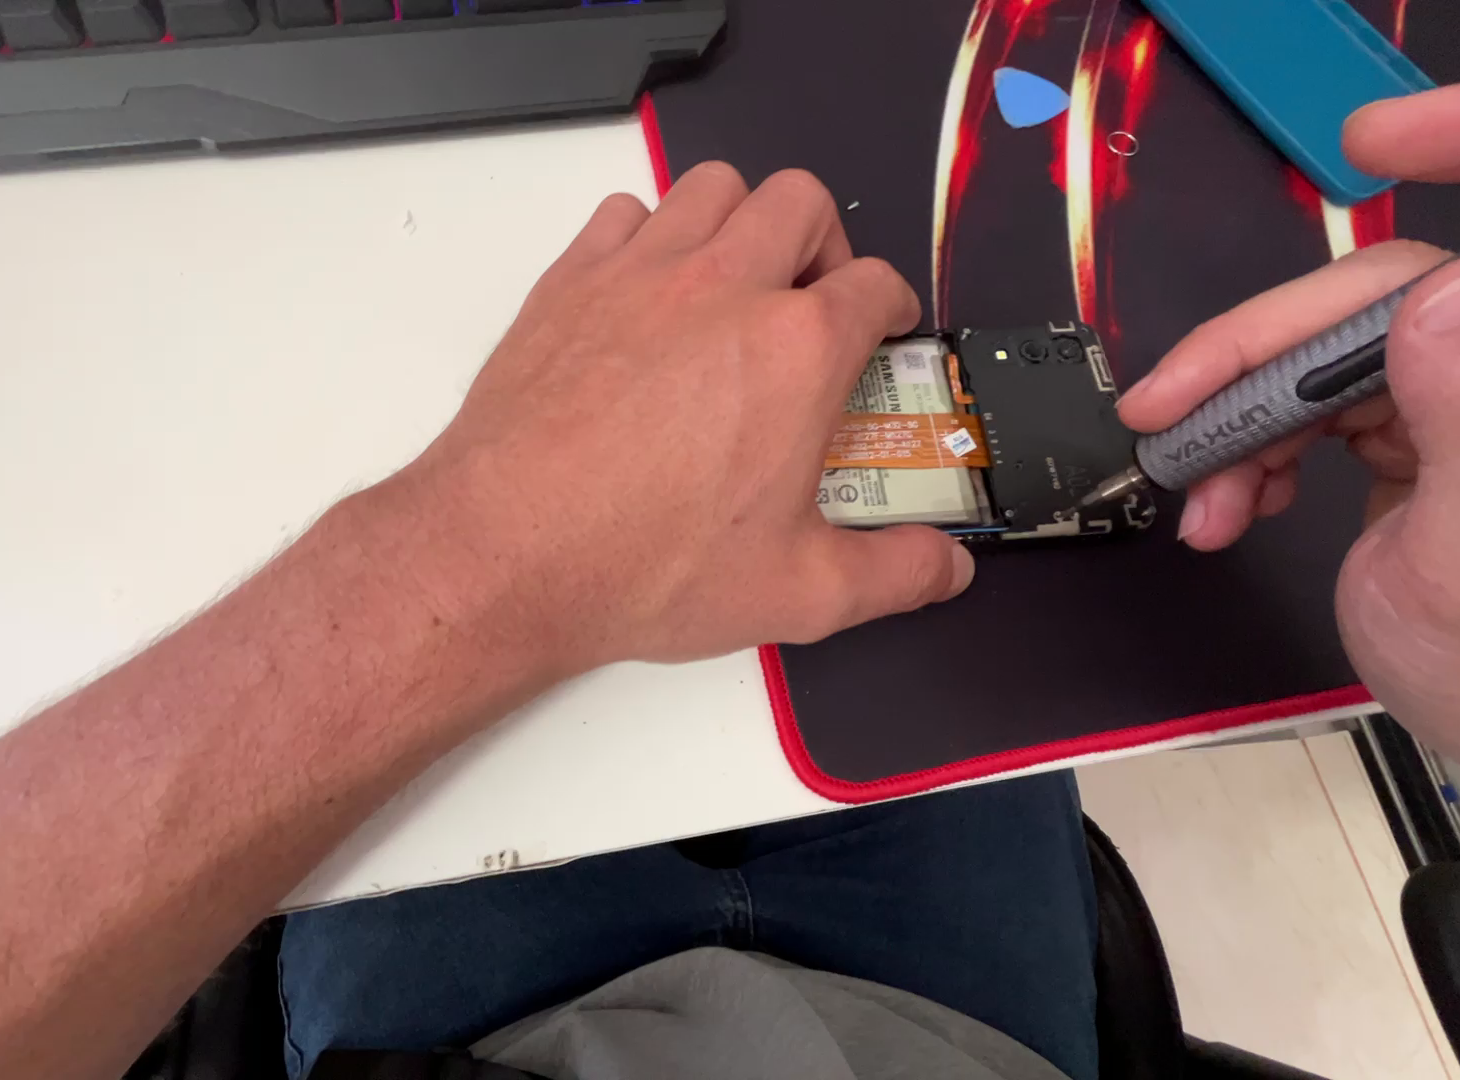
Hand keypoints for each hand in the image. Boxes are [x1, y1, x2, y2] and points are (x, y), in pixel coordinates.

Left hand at [378, 164, 971, 673]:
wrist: (509, 553)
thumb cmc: (652, 568)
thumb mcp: (798, 592)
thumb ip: (893, 575)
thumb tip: (950, 570)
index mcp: (796, 350)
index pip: (875, 285)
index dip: (891, 305)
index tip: (884, 329)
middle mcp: (724, 287)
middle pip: (801, 203)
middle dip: (824, 242)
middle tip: (812, 301)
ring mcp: (640, 273)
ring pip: (713, 187)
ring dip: (742, 221)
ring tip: (735, 283)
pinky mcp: (568, 282)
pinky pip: (624, 215)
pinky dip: (650, 236)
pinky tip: (647, 294)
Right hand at [1117, 72, 1459, 814]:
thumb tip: (1451, 285)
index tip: (1376, 145)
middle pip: (1395, 291)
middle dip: (1264, 350)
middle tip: (1168, 408)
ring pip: (1331, 354)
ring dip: (1239, 420)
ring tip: (1198, 494)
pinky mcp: (1423, 431)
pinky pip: (1313, 411)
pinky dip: (1252, 456)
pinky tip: (1226, 509)